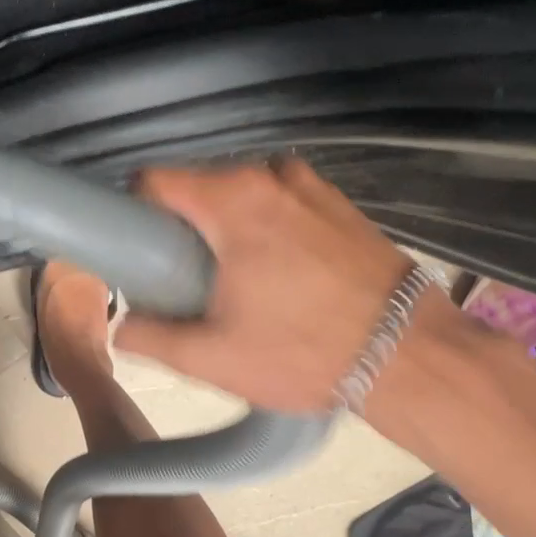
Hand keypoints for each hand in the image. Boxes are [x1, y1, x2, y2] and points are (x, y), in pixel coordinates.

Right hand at [113, 158, 413, 412]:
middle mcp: (272, 178)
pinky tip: (276, 281)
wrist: (412, 357)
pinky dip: (265, 233)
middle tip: (181, 285)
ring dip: (224, 232)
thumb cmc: (304, 353)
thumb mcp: (211, 358)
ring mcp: (313, 187)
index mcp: (234, 202)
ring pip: (241, 199)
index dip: (133, 215)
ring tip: (231, 285)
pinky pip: (280, 208)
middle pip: (198, 190)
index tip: (136, 255)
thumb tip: (123, 325)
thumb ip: (150, 338)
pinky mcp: (341, 206)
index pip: (154, 182)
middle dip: (180, 231)